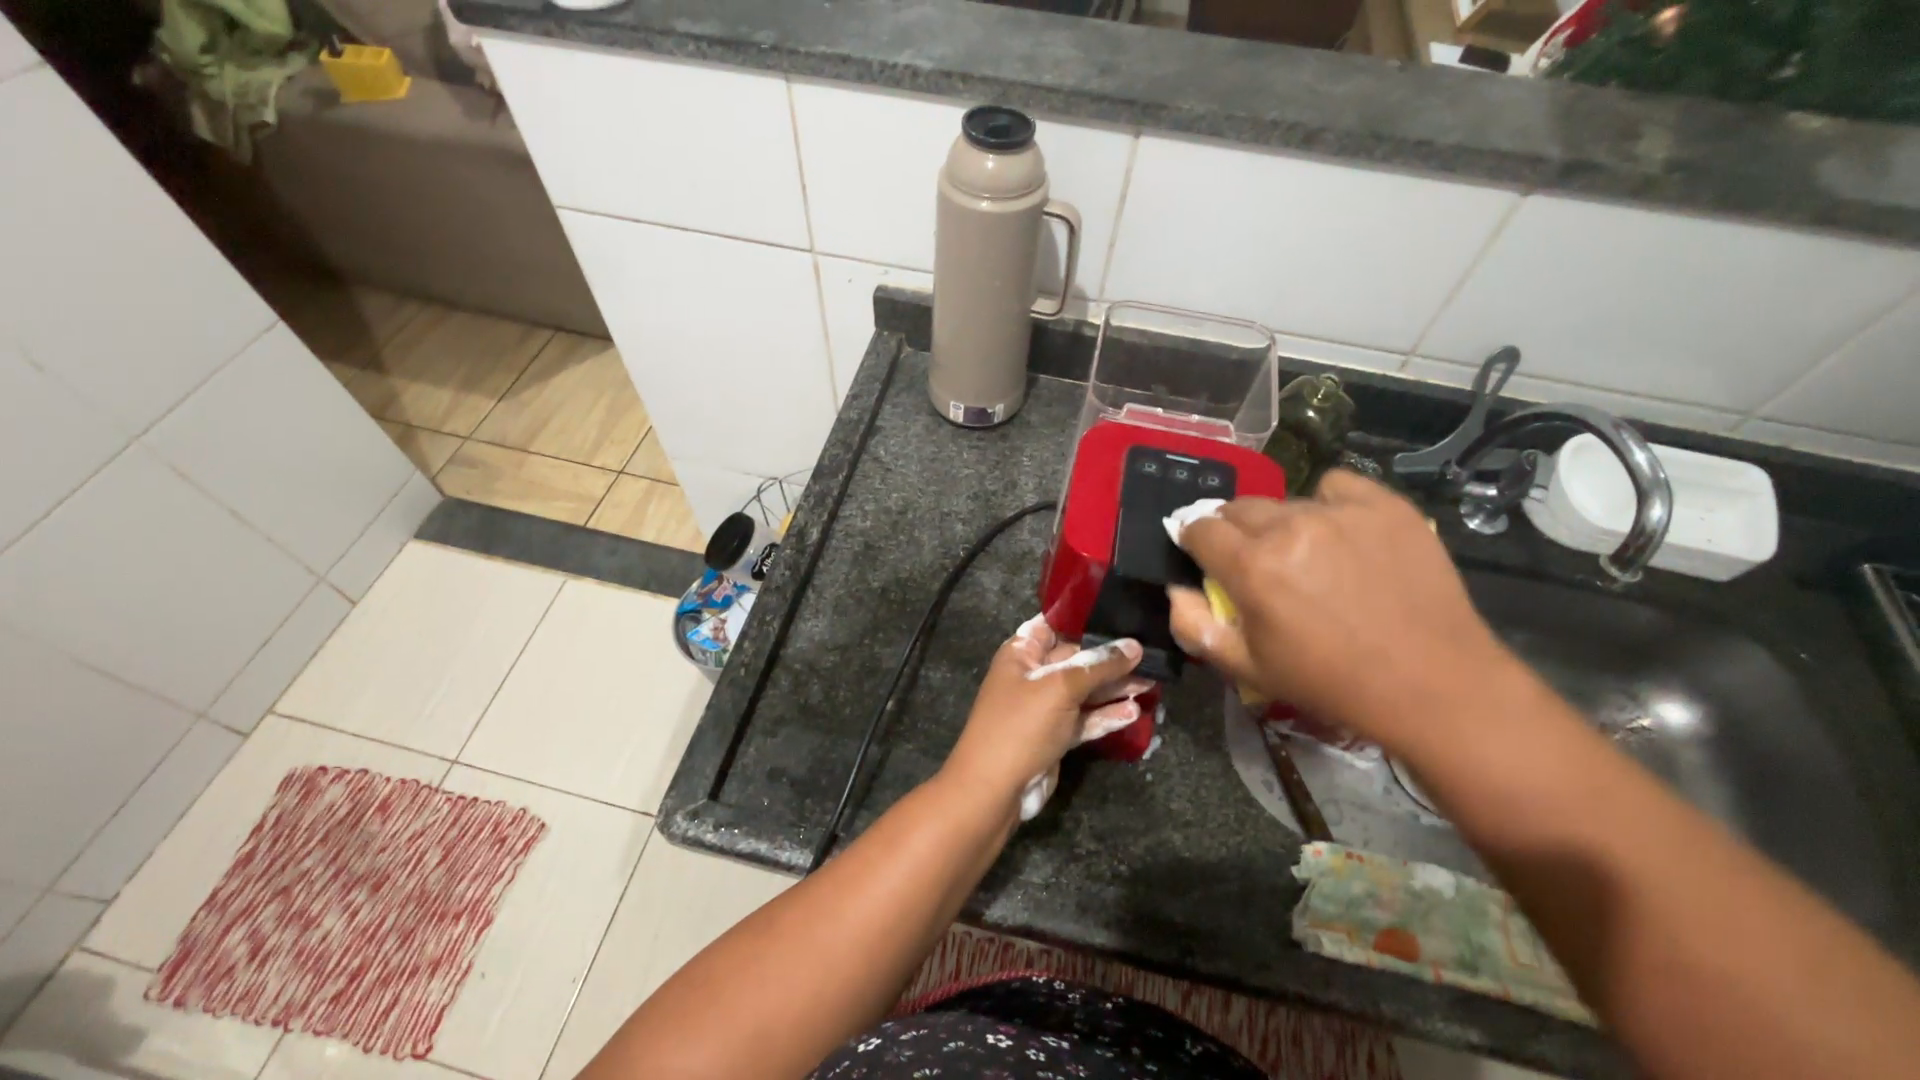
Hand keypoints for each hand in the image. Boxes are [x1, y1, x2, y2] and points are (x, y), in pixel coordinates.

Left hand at [942, 616, 1146, 818]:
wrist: (994, 789)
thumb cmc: (1021, 725)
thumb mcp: (1060, 687)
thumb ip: (1099, 665)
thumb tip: (1134, 646)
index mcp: (1022, 653)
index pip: (1055, 624)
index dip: (1084, 617)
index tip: (1122, 611)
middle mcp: (1033, 675)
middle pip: (1077, 657)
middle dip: (1111, 655)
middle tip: (1151, 652)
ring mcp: (1044, 708)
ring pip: (1085, 691)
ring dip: (1116, 687)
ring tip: (1153, 681)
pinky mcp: (1056, 736)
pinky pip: (1085, 719)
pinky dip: (1107, 716)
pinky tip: (1134, 712)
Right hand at [1167, 470, 1524, 753]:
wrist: (1431, 683)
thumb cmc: (1331, 683)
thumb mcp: (1249, 669)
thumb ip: (1195, 625)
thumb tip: (1176, 588)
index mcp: (1251, 567)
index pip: (1199, 528)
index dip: (1194, 540)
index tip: (1205, 557)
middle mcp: (1289, 526)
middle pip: (1238, 508)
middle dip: (1234, 531)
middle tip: (1256, 564)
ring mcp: (1340, 511)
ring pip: (1287, 501)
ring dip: (1281, 524)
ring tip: (1308, 557)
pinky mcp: (1384, 505)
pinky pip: (1337, 486)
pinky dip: (1329, 503)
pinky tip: (1343, 534)